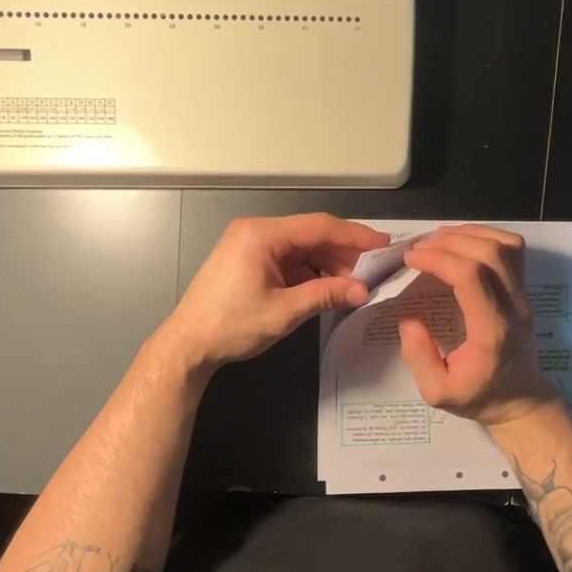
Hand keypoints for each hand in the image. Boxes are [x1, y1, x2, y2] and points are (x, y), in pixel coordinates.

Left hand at [154, 213, 390, 369]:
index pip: (319, 226)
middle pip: (311, 234)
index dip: (355, 236)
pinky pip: (287, 259)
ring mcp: (250, 245)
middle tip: (374, 271)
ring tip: (355, 283)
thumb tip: (363, 290)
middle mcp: (256, 231)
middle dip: (343, 252)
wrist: (187, 345)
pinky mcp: (248, 260)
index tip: (384, 245)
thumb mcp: (284, 312)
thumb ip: (325, 295)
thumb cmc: (231, 326)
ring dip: (328, 264)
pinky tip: (328, 287)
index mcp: (262, 234)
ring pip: (301, 247)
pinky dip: (309, 271)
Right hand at [398, 225, 561, 427]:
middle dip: (449, 241)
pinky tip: (462, 243)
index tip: (412, 258)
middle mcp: (512, 307)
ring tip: (437, 240)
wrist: (521, 402)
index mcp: (491, 331)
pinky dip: (486, 237)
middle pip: (489, 253)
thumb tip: (408, 318)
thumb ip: (419, 357)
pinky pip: (513, 251)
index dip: (439, 258)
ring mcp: (523, 297)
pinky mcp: (524, 292)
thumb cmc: (480, 398)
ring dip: (468, 234)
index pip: (471, 277)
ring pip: (505, 246)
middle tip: (418, 248)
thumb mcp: (438, 392)